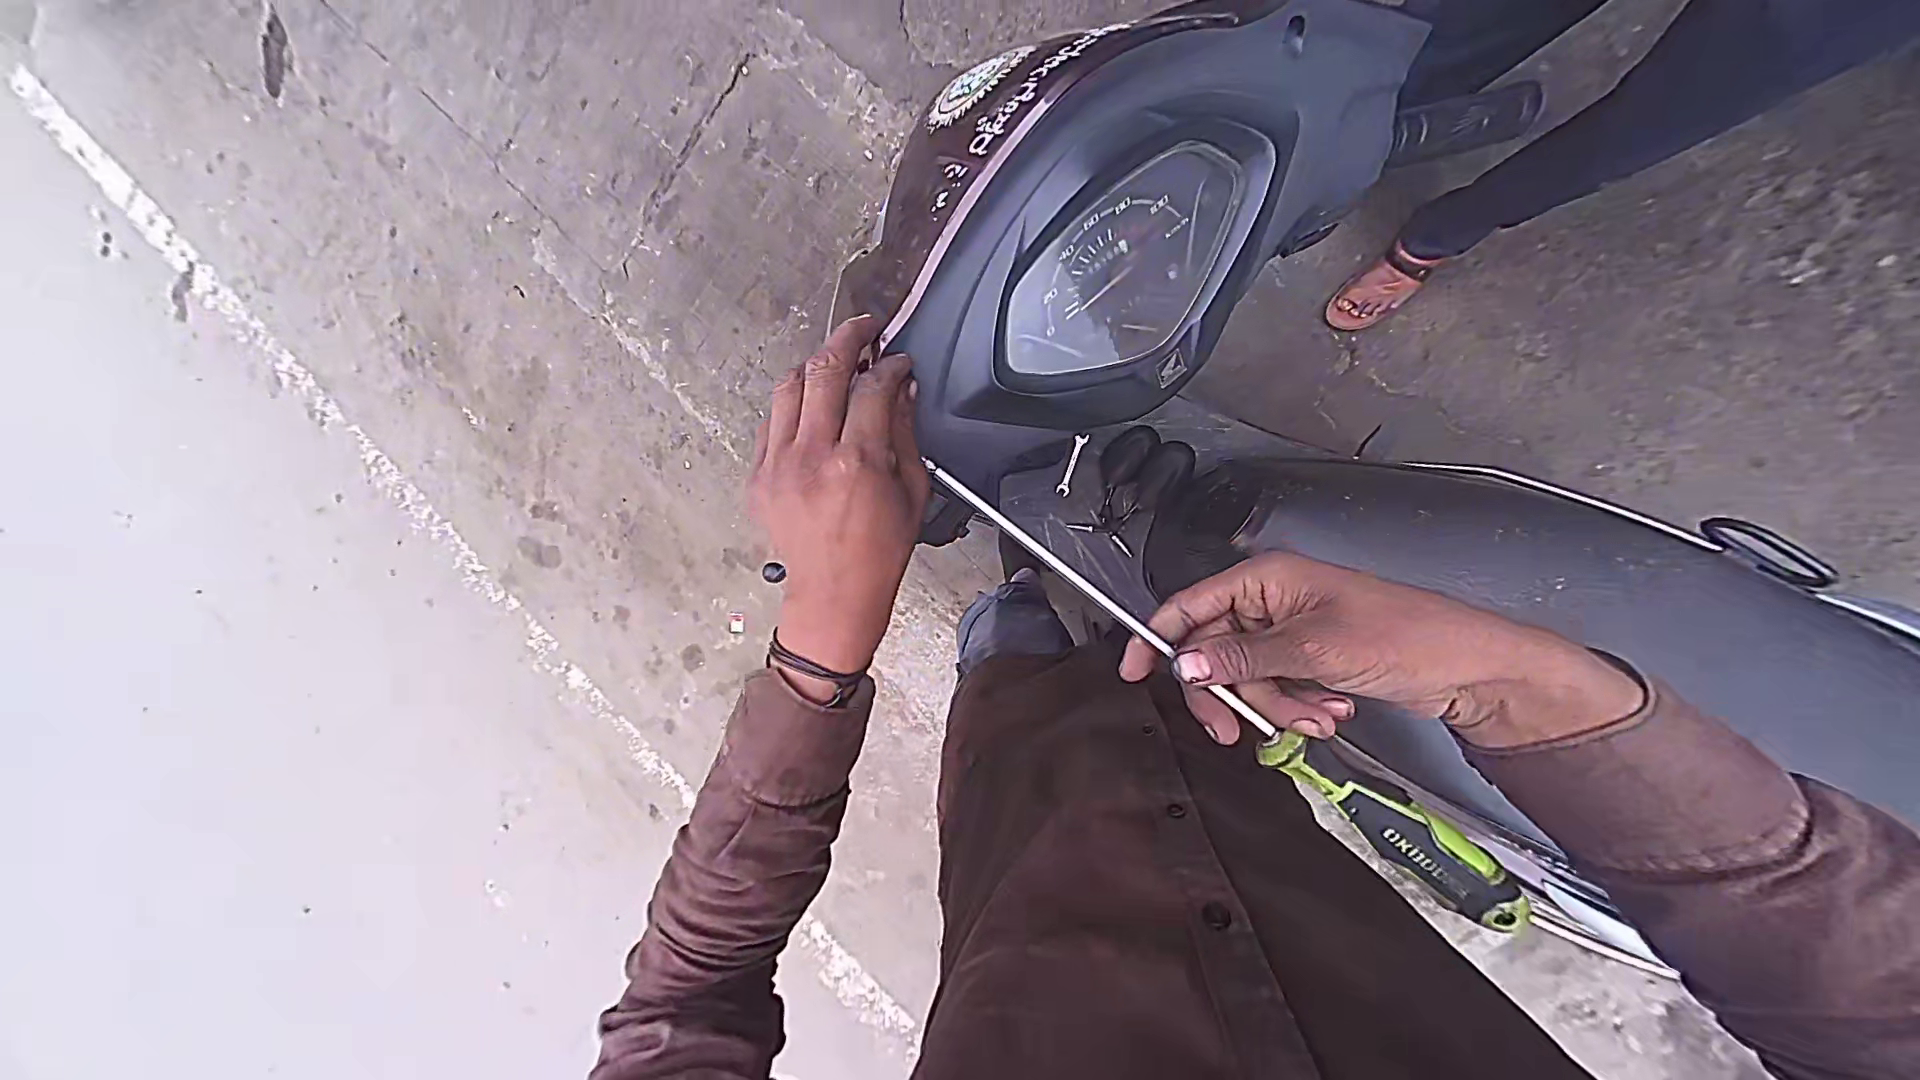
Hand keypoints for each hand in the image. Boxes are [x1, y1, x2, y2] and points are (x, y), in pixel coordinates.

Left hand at [749, 315, 929, 702]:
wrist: (834, 592)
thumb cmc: (879, 552)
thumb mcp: (912, 492)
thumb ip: (904, 433)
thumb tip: (902, 389)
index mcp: (858, 462)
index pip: (873, 387)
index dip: (890, 364)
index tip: (898, 360)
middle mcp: (813, 456)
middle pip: (824, 370)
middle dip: (848, 338)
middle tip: (863, 329)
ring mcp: (779, 464)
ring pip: (790, 385)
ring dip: (815, 365)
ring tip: (835, 364)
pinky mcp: (760, 475)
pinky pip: (772, 419)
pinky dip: (793, 403)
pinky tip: (812, 407)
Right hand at [1118, 552, 1644, 746]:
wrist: (1471, 669)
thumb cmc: (1404, 635)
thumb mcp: (1311, 649)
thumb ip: (1239, 658)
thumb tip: (1184, 663)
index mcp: (1263, 579)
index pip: (1187, 606)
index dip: (1155, 637)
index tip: (1133, 670)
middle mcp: (1267, 601)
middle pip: (1213, 651)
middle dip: (1230, 692)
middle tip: (1230, 727)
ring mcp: (1284, 631)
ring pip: (1243, 677)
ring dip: (1273, 705)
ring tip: (1315, 715)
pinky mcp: (1301, 658)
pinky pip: (1272, 687)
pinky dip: (1294, 707)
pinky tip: (1328, 709)